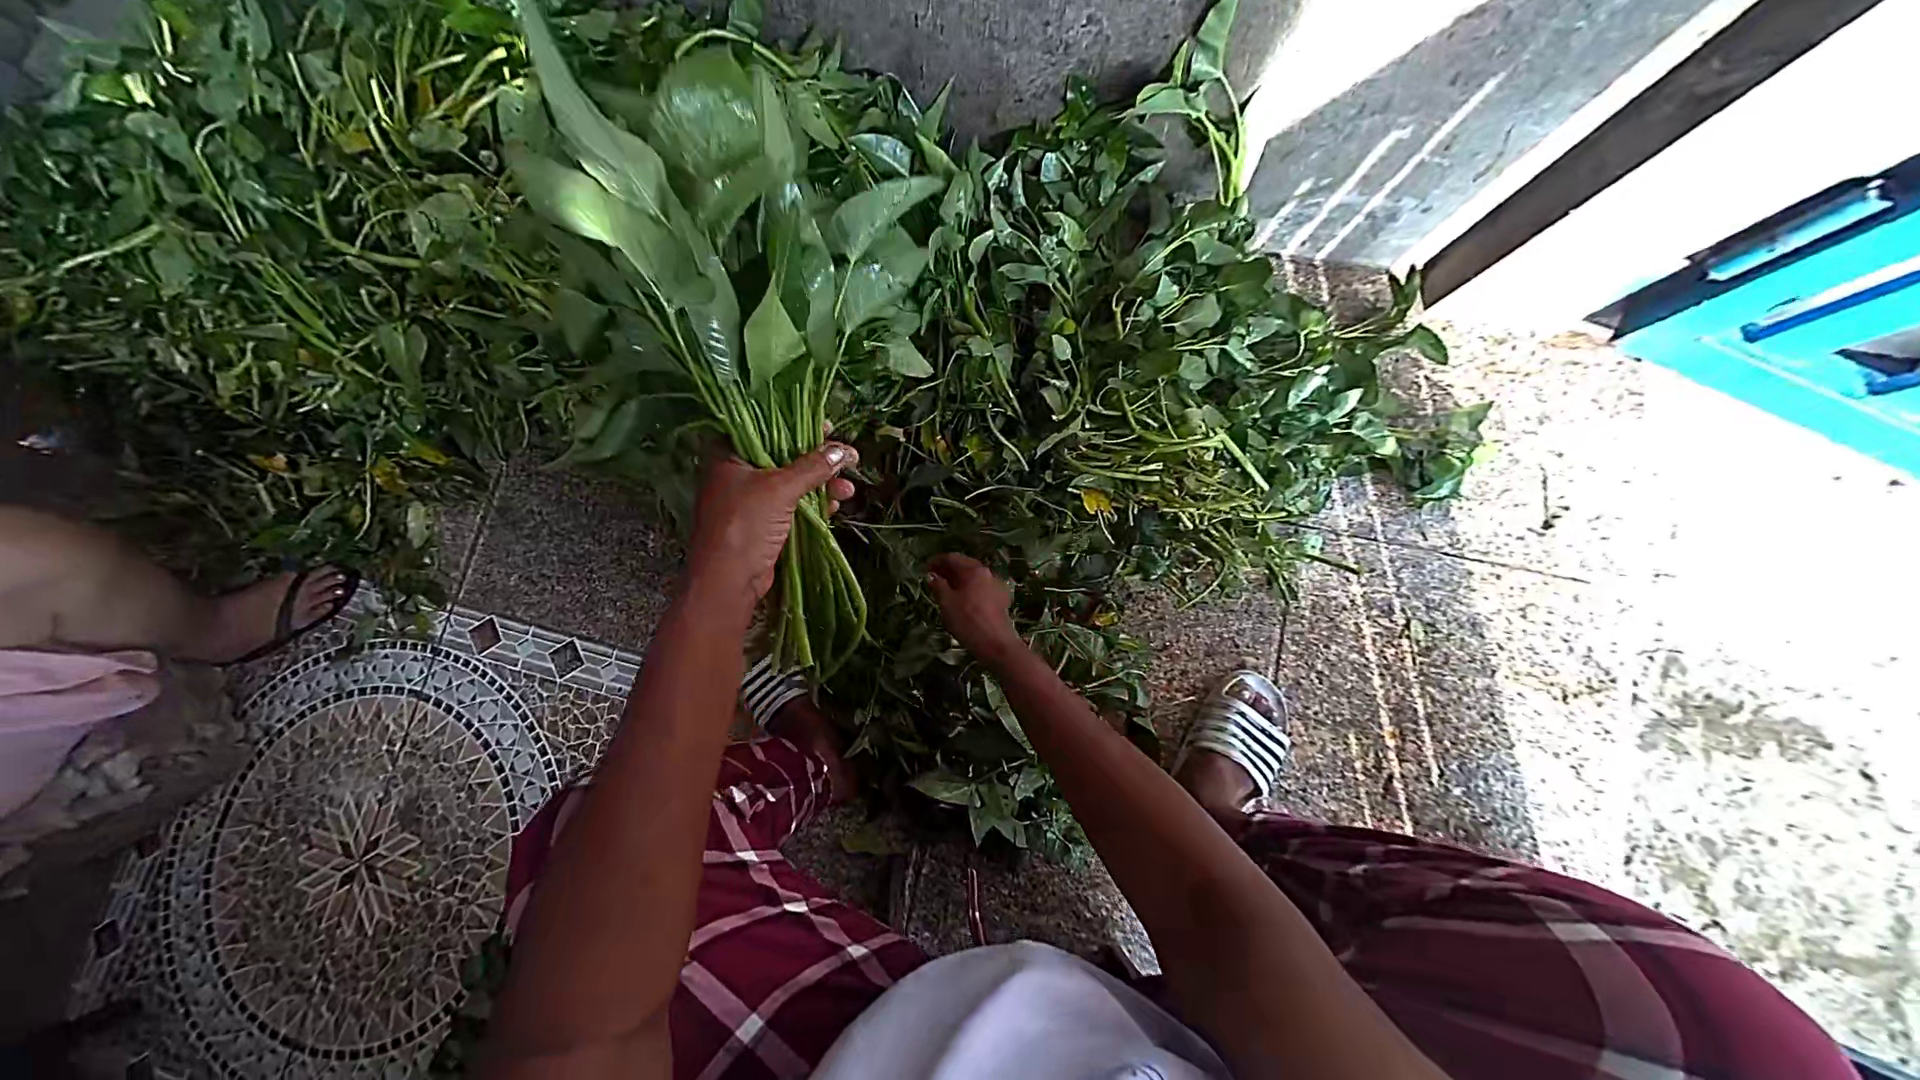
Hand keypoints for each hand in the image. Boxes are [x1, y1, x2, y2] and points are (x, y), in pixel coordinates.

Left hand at [687, 443, 857, 607]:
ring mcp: (749, 499)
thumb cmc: (744, 525)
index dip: (796, 424)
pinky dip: (812, 504)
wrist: (727, 580)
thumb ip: (812, 467)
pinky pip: (791, 505)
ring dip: (820, 484)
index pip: (765, 426)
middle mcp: (736, 473)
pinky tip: (835, 504)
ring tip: (847, 487)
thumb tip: (844, 450)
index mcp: (728, 455)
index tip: (826, 427)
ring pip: (790, 482)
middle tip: (844, 456)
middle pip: (782, 455)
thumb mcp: (780, 489)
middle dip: (817, 459)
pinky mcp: (762, 522)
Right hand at [926, 554, 1024, 666]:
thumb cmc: (968, 621)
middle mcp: (988, 574)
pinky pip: (982, 589)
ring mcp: (997, 586)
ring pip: (974, 578)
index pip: (953, 558)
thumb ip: (938, 586)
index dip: (937, 561)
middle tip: (934, 577)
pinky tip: (963, 600)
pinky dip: (969, 589)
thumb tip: (933, 576)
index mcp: (974, 570)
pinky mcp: (1001, 600)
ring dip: (959, 580)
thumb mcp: (947, 603)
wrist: (996, 644)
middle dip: (949, 570)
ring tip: (946, 589)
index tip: (926, 568)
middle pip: (966, 566)